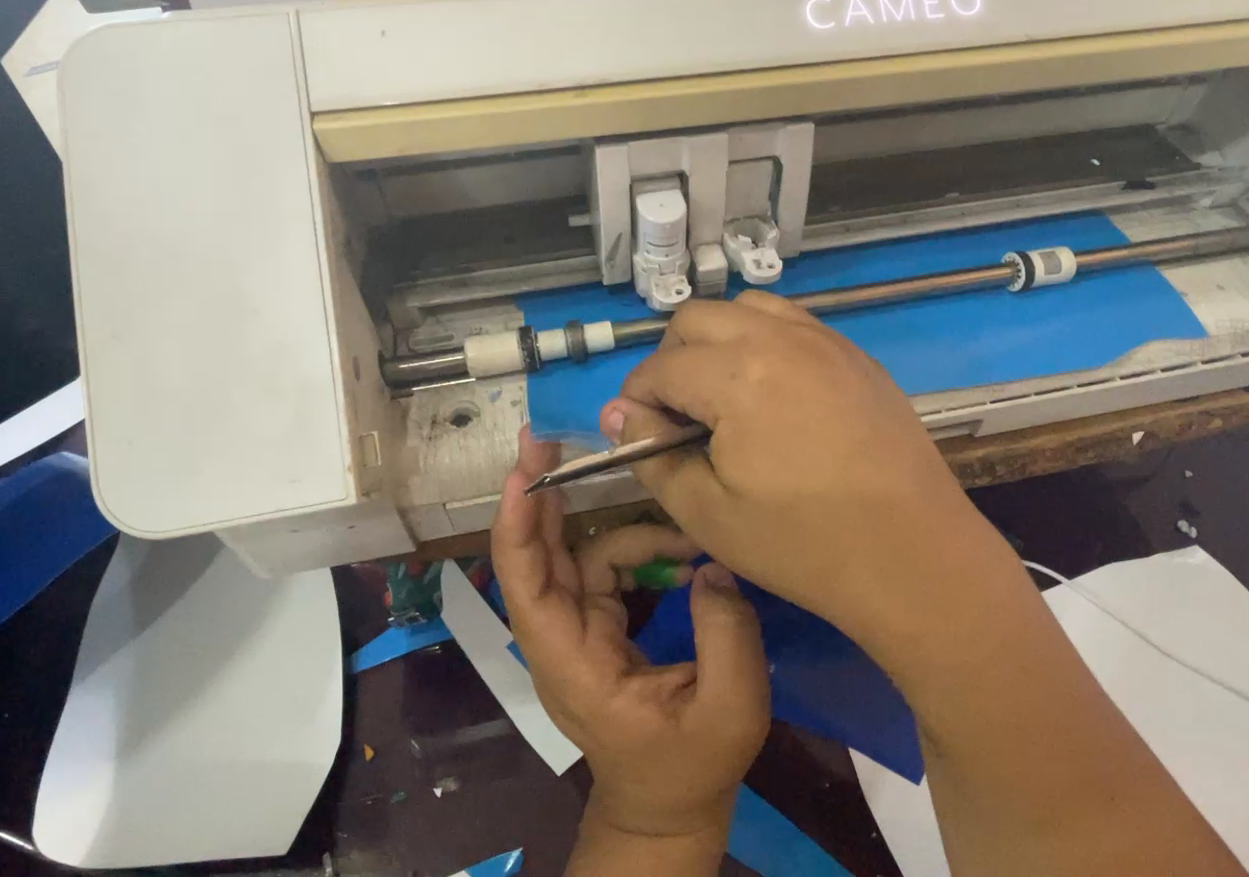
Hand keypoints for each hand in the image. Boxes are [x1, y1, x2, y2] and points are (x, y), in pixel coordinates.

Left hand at [491, 428, 769, 843]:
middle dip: (540, 495)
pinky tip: (682, 552)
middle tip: (548, 439)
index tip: (522, 470)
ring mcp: (578, 633)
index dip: (518, 525)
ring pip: (581, 558)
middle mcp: (561, 640)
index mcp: (572, 663)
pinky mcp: (599, 630)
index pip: (527, 585)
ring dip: (622, 528)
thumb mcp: (730, 710)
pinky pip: (607, 572)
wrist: (669, 809)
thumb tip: (711, 567)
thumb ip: (727, 635)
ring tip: (685, 531)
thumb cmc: (691, 769)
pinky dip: (641, 552)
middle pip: (538, 557)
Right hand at [600, 291, 993, 634]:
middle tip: (681, 420)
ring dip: (718, 342)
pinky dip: (765, 343)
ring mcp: (825, 339)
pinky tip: (775, 396)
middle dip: (671, 361)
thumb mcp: (706, 513)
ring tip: (727, 399)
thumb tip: (619, 413)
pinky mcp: (855, 355)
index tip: (643, 438)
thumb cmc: (803, 544)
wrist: (913, 557)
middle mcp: (780, 337)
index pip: (659, 367)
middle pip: (695, 319)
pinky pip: (793, 323)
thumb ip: (651, 454)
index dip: (637, 401)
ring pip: (746, 309)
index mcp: (737, 373)